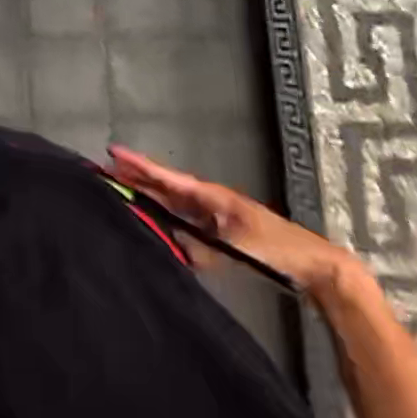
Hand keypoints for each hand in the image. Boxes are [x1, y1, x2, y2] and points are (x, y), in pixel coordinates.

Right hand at [107, 145, 371, 296]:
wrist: (311, 264)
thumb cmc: (275, 248)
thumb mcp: (237, 243)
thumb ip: (202, 243)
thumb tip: (169, 237)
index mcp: (210, 196)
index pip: (168, 178)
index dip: (140, 166)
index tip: (113, 153)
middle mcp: (206, 202)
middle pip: (165, 187)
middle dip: (136, 177)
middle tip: (105, 168)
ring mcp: (211, 217)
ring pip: (171, 203)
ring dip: (146, 196)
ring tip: (119, 190)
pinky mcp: (216, 236)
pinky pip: (182, 224)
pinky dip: (163, 220)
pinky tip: (151, 226)